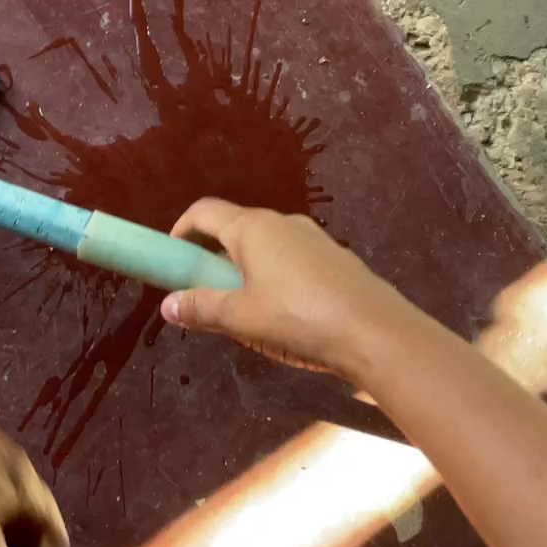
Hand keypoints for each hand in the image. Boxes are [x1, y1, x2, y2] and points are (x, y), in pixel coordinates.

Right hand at [159, 198, 428, 381]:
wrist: (380, 335)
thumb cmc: (299, 319)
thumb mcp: (241, 318)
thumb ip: (201, 309)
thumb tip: (167, 306)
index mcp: (252, 228)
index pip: (203, 211)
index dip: (181, 229)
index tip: (173, 257)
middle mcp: (281, 222)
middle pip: (234, 226)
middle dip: (212, 253)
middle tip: (204, 288)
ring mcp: (313, 238)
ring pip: (265, 243)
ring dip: (245, 265)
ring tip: (244, 305)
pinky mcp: (336, 259)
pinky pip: (292, 257)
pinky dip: (275, 274)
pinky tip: (285, 312)